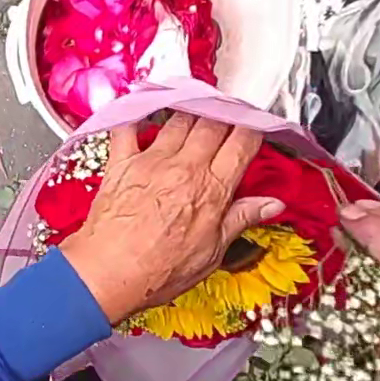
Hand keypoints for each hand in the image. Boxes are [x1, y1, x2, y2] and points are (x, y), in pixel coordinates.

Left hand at [61, 114, 285, 322]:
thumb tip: (271, 205)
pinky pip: (129, 125)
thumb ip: (241, 219)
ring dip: (192, 110)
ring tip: (199, 109)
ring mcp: (151, 161)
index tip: (256, 127)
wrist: (107, 274)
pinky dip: (137, 112)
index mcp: (211, 189)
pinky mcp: (122, 162)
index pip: (242, 142)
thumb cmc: (156, 270)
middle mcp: (183, 167)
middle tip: (231, 115)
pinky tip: (145, 106)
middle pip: (213, 122)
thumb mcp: (211, 252)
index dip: (254, 128)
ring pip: (179, 118)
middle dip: (226, 114)